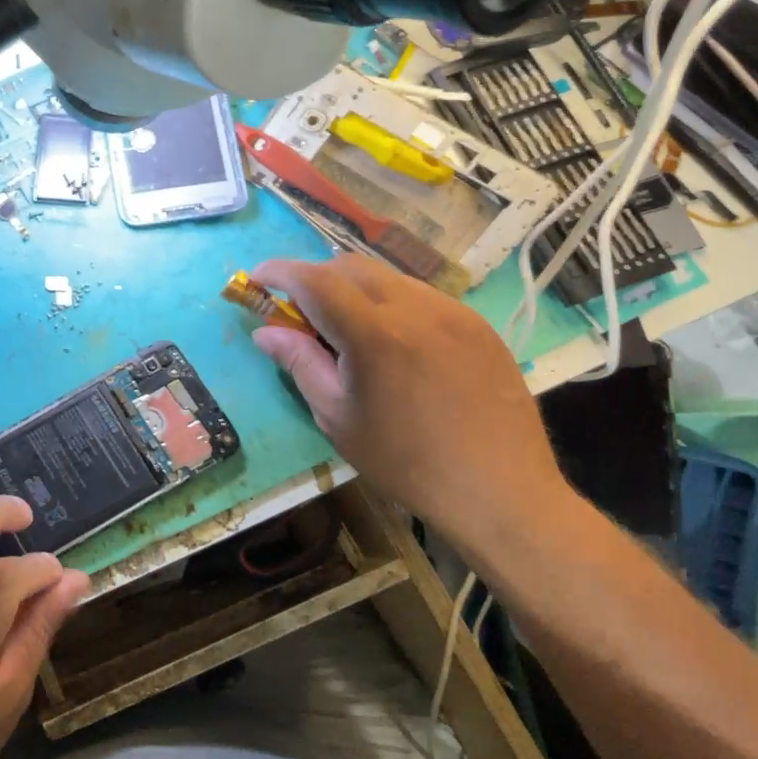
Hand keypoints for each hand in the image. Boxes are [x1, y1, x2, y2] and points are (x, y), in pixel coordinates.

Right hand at [250, 256, 570, 548]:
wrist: (500, 491)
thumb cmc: (405, 462)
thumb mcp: (337, 416)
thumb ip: (300, 363)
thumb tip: (265, 331)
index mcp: (375, 334)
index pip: (315, 280)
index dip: (280, 271)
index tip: (256, 277)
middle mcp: (416, 309)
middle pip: (351, 267)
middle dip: (315, 276)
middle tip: (296, 309)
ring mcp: (454, 313)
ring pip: (388, 277)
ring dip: (353, 287)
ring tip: (342, 326)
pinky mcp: (478, 326)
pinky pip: (421, 295)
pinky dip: (389, 302)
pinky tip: (389, 340)